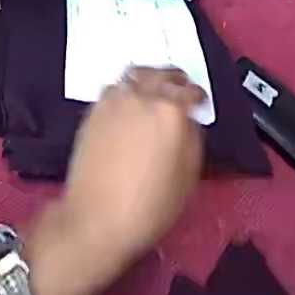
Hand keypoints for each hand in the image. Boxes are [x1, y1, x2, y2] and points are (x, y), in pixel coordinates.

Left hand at [27, 67, 205, 294]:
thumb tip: (190, 122)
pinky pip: (116, 88)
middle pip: (164, 74)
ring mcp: (117, 99)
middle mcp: (144, 96)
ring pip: (138, 74)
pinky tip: (128, 103)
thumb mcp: (187, 180)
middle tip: (181, 86)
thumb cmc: (145, 208)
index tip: (199, 100)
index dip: (198, 96)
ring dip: (150, 78)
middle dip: (176, 80)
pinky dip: (126, 90)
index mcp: (171, 112)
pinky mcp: (95, 108)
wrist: (95, 220)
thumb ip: (193, 141)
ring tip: (153, 88)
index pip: (190, 91)